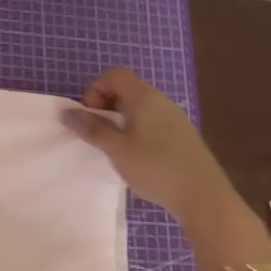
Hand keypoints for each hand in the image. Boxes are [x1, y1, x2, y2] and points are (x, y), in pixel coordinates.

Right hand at [65, 66, 236, 222]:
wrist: (204, 196)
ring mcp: (174, 117)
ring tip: (117, 146)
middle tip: (99, 132)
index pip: (114, 74)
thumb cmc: (156, 168)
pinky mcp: (182, 134)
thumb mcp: (117, 149)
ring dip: (121, 119)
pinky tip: (139, 156)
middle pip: (126, 88)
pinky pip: (152, 120)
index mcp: (143, 98)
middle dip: (106, 105)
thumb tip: (67, 112)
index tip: (92, 116)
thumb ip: (92, 129)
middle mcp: (160, 101)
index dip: (96, 89)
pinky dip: (137, 129)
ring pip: (139, 106)